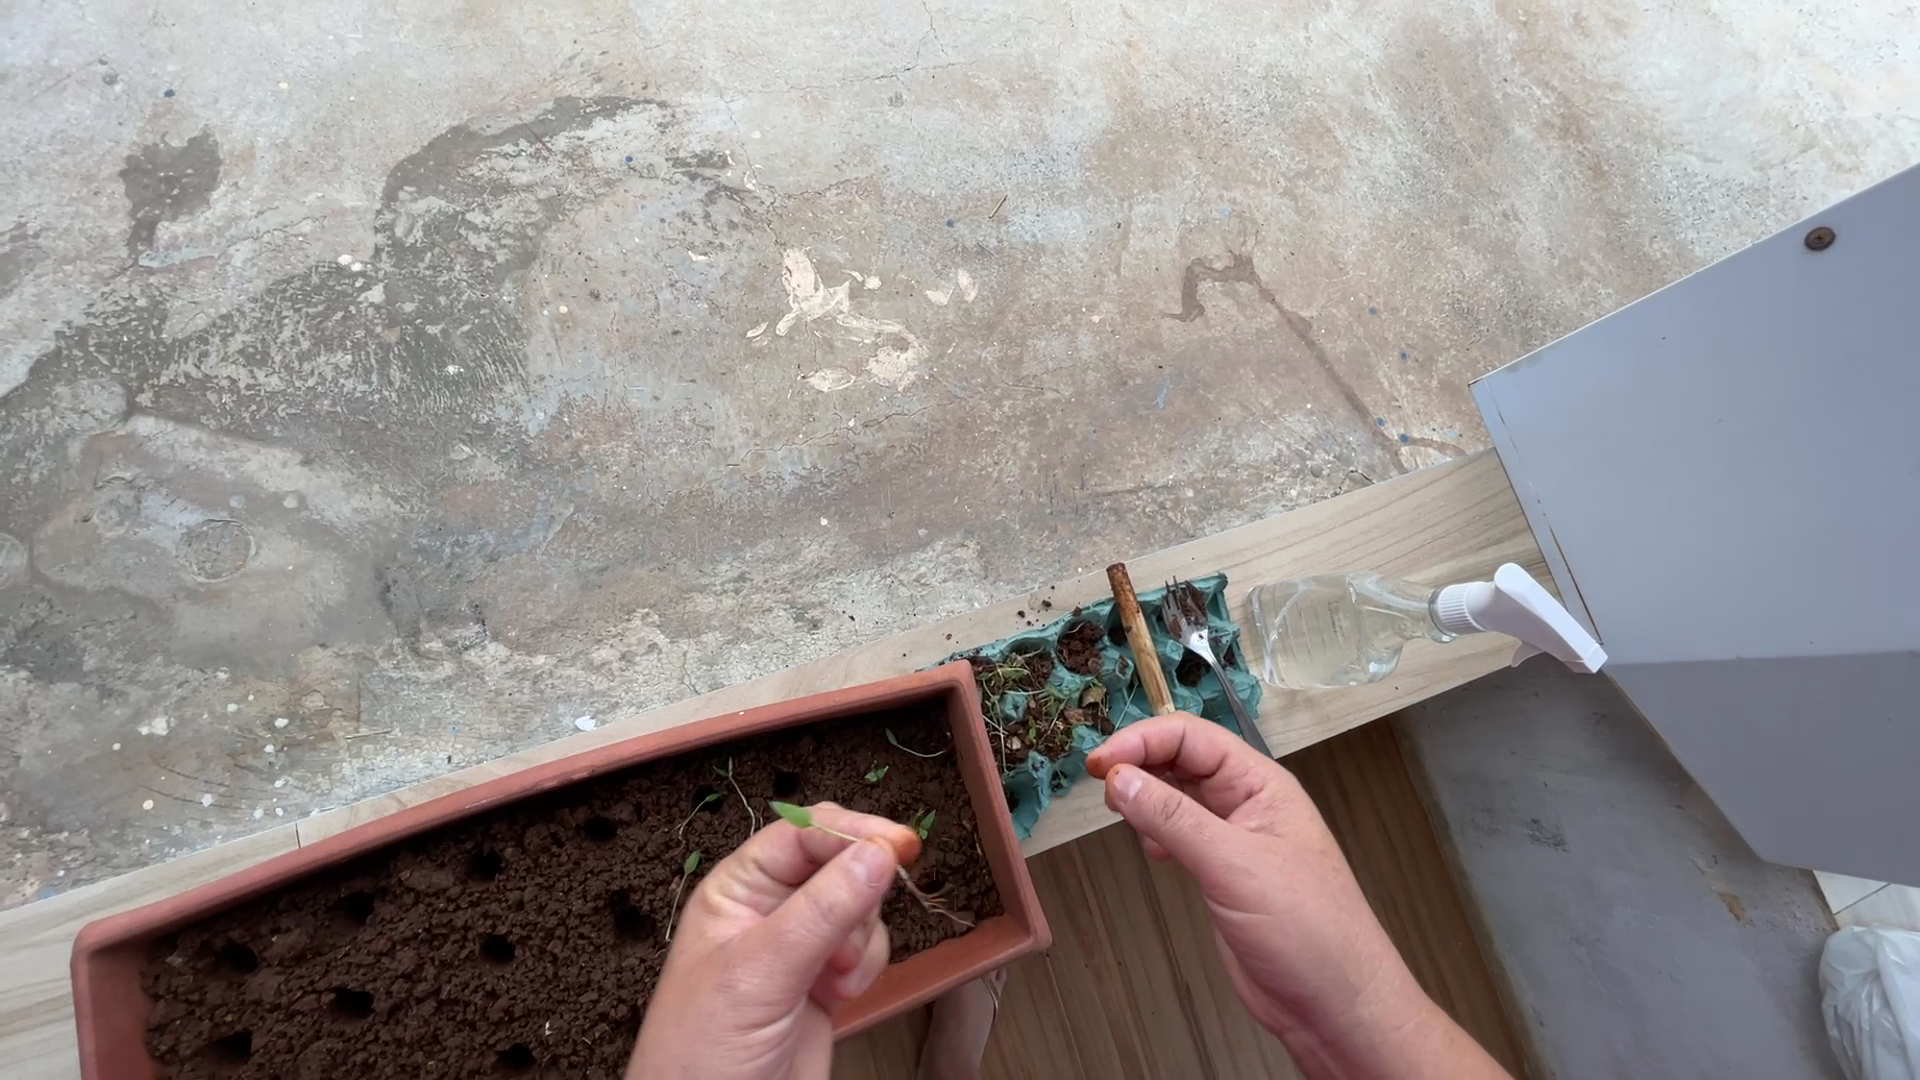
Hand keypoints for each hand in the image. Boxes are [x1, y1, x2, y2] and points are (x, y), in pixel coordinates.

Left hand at [629, 803, 918, 1079]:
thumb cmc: (707, 1052)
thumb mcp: (761, 974)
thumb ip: (823, 910)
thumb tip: (883, 850)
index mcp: (740, 887)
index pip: (804, 834)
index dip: (852, 833)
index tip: (900, 846)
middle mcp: (771, 905)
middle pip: (838, 860)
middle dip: (861, 884)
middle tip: (880, 904)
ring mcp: (801, 944)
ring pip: (860, 901)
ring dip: (863, 933)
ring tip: (841, 976)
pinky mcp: (827, 980)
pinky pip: (868, 944)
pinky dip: (869, 962)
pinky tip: (845, 995)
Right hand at [1086, 715, 1508, 1079]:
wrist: (1339, 1012)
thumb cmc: (1311, 934)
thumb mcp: (1234, 865)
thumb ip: (1172, 817)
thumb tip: (1119, 777)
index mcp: (1260, 783)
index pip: (1190, 737)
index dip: (1142, 740)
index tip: (1102, 762)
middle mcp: (1245, 801)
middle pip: (1180, 759)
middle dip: (1139, 763)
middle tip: (1102, 783)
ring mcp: (1232, 835)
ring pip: (1175, 793)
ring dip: (1144, 796)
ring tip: (1122, 813)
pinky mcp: (1221, 869)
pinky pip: (1177, 830)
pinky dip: (1154, 830)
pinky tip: (1151, 849)